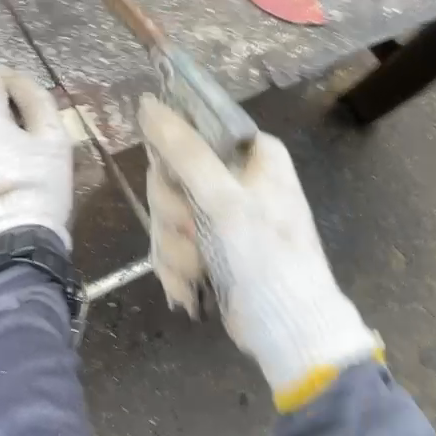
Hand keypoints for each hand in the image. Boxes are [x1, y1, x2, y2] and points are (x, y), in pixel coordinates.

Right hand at [139, 95, 379, 410]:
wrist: (288, 331)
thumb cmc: (265, 257)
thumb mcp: (223, 199)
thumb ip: (184, 150)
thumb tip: (146, 103)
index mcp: (252, 153)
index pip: (191, 129)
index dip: (172, 155)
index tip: (173, 181)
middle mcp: (235, 175)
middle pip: (169, 172)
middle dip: (172, 212)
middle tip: (190, 230)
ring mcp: (220, 211)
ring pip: (165, 208)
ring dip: (173, 243)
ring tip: (196, 267)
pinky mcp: (207, 242)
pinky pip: (170, 237)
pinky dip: (175, 262)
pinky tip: (191, 283)